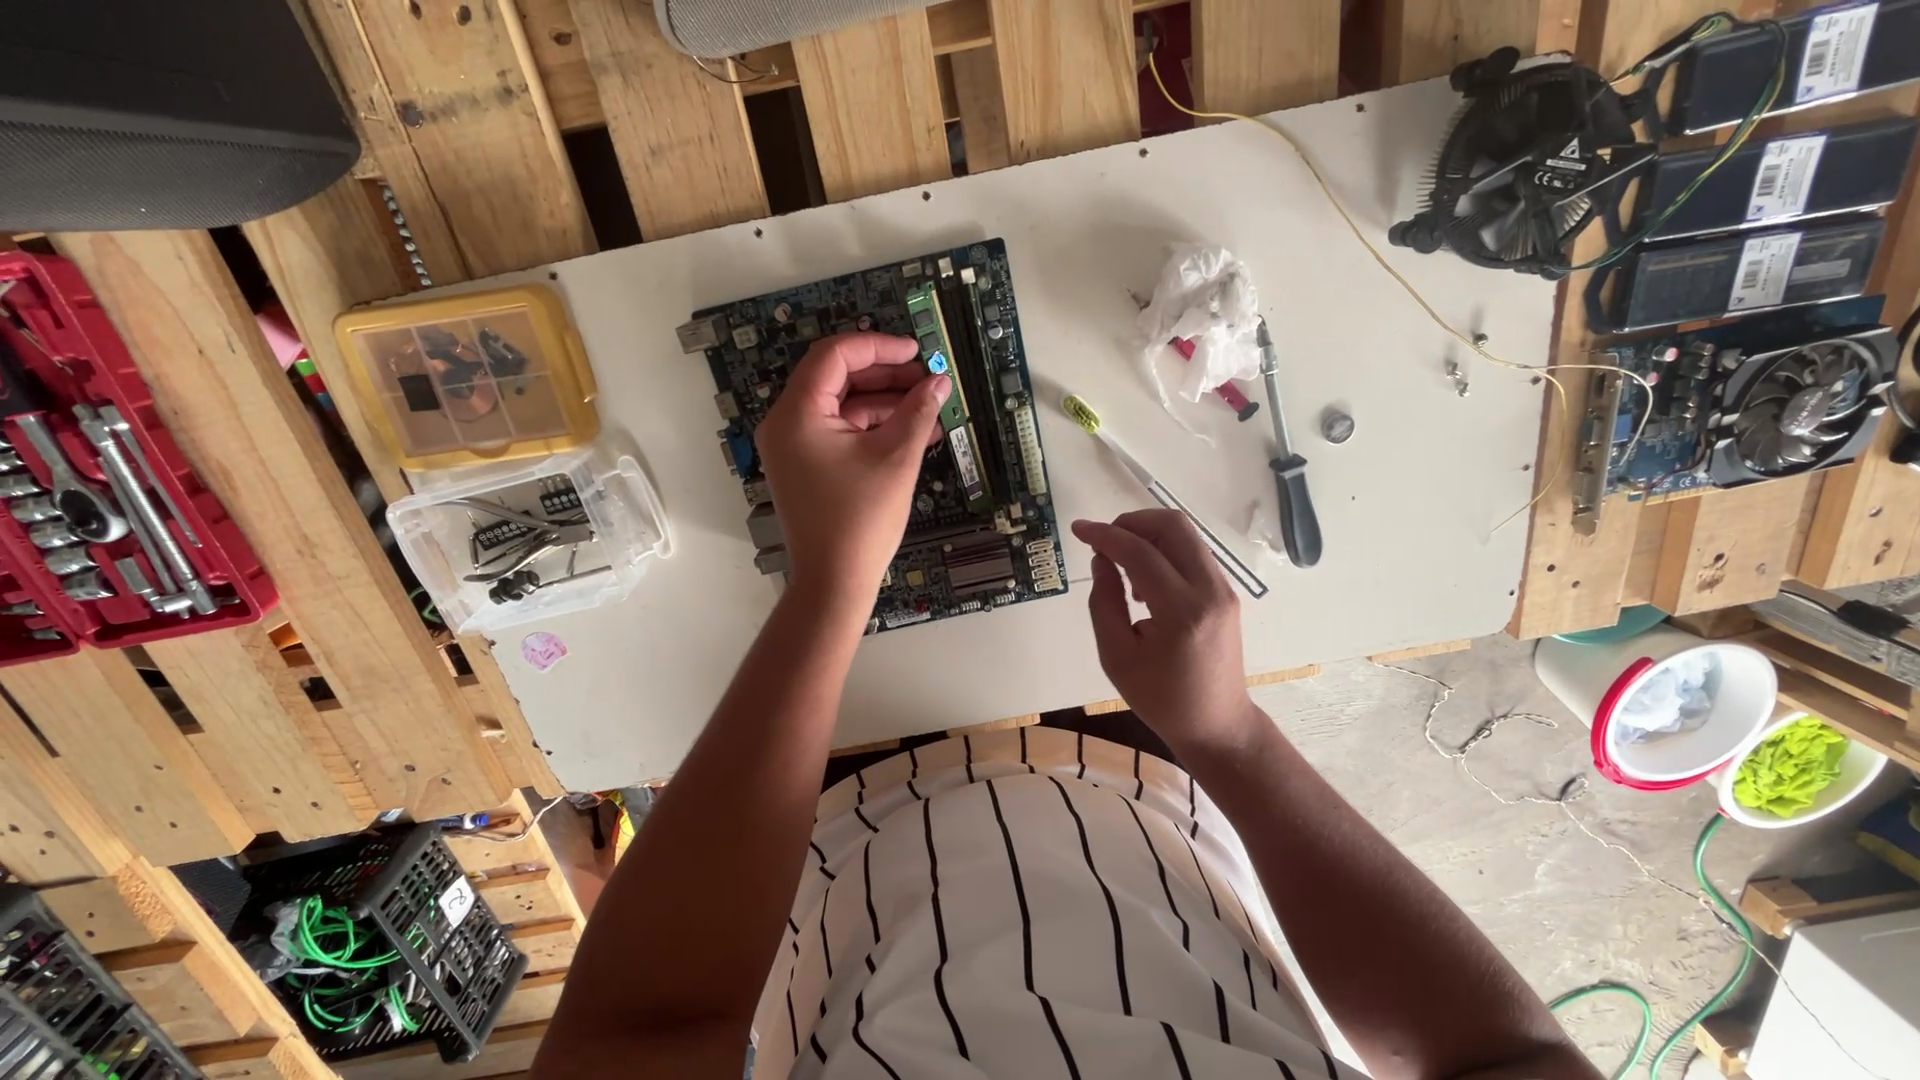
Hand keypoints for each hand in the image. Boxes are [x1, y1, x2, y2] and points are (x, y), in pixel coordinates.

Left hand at [756, 333, 949, 599]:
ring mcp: (794, 446)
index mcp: (798, 413)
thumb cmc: (861, 520)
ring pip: (842, 404)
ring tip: (930, 406)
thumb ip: (918, 411)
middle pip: (837, 377)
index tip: (917, 352)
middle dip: (886, 375)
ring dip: (885, 402)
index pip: (835, 356)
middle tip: (928, 378)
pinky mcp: (806, 465)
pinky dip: (873, 426)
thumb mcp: (896, 458)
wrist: (834, 580)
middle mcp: (787, 423)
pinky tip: (914, 431)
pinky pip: (840, 431)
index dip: (879, 346)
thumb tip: (939, 382)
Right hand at [1072, 511, 1263, 760]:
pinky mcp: (1226, 594)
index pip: (1141, 553)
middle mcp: (1210, 591)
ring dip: (1148, 537)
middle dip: (1132, 523)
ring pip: (1186, 535)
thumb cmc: (1161, 699)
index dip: (1106, 535)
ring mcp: (1224, 590)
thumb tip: (1101, 560)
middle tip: (1104, 542)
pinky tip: (1144, 583)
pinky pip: (1193, 554)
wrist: (1216, 725)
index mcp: (1182, 611)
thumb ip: (1104, 602)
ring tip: (1122, 570)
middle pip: (1173, 526)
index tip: (1079, 529)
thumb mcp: (1117, 656)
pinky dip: (1164, 552)